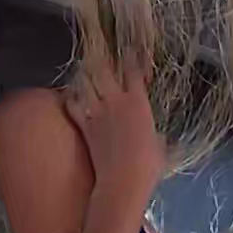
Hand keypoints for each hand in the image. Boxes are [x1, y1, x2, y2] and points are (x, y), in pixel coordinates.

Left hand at [64, 65, 164, 215]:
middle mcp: (115, 100)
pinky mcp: (84, 125)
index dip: (132, 58)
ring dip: (85, 77)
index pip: (133, 70)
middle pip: (104, 69)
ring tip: (86, 74)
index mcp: (137, 101)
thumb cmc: (148, 164)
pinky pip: (73, 105)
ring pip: (85, 83)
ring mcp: (97, 111)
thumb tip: (157, 136)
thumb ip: (156, 133)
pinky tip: (74, 98)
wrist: (123, 180)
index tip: (132, 52)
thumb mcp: (160, 144)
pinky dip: (73, 99)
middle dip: (102, 62)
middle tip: (103, 59)